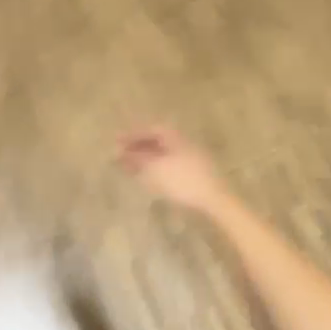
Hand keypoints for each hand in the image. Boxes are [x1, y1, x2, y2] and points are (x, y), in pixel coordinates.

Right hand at [116, 126, 230, 212]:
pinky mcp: (196, 175)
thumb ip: (136, 159)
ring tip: (130, 168)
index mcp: (175, 136)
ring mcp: (192, 159)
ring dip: (146, 159)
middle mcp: (184, 143)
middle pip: (157, 141)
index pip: (150, 129)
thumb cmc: (182, 180)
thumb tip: (119, 152)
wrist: (214, 200)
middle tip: (120, 155)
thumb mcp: (154, 169)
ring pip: (164, 155)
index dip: (132, 134)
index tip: (116, 140)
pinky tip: (149, 180)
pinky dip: (156, 169)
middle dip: (138, 147)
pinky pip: (171, 166)